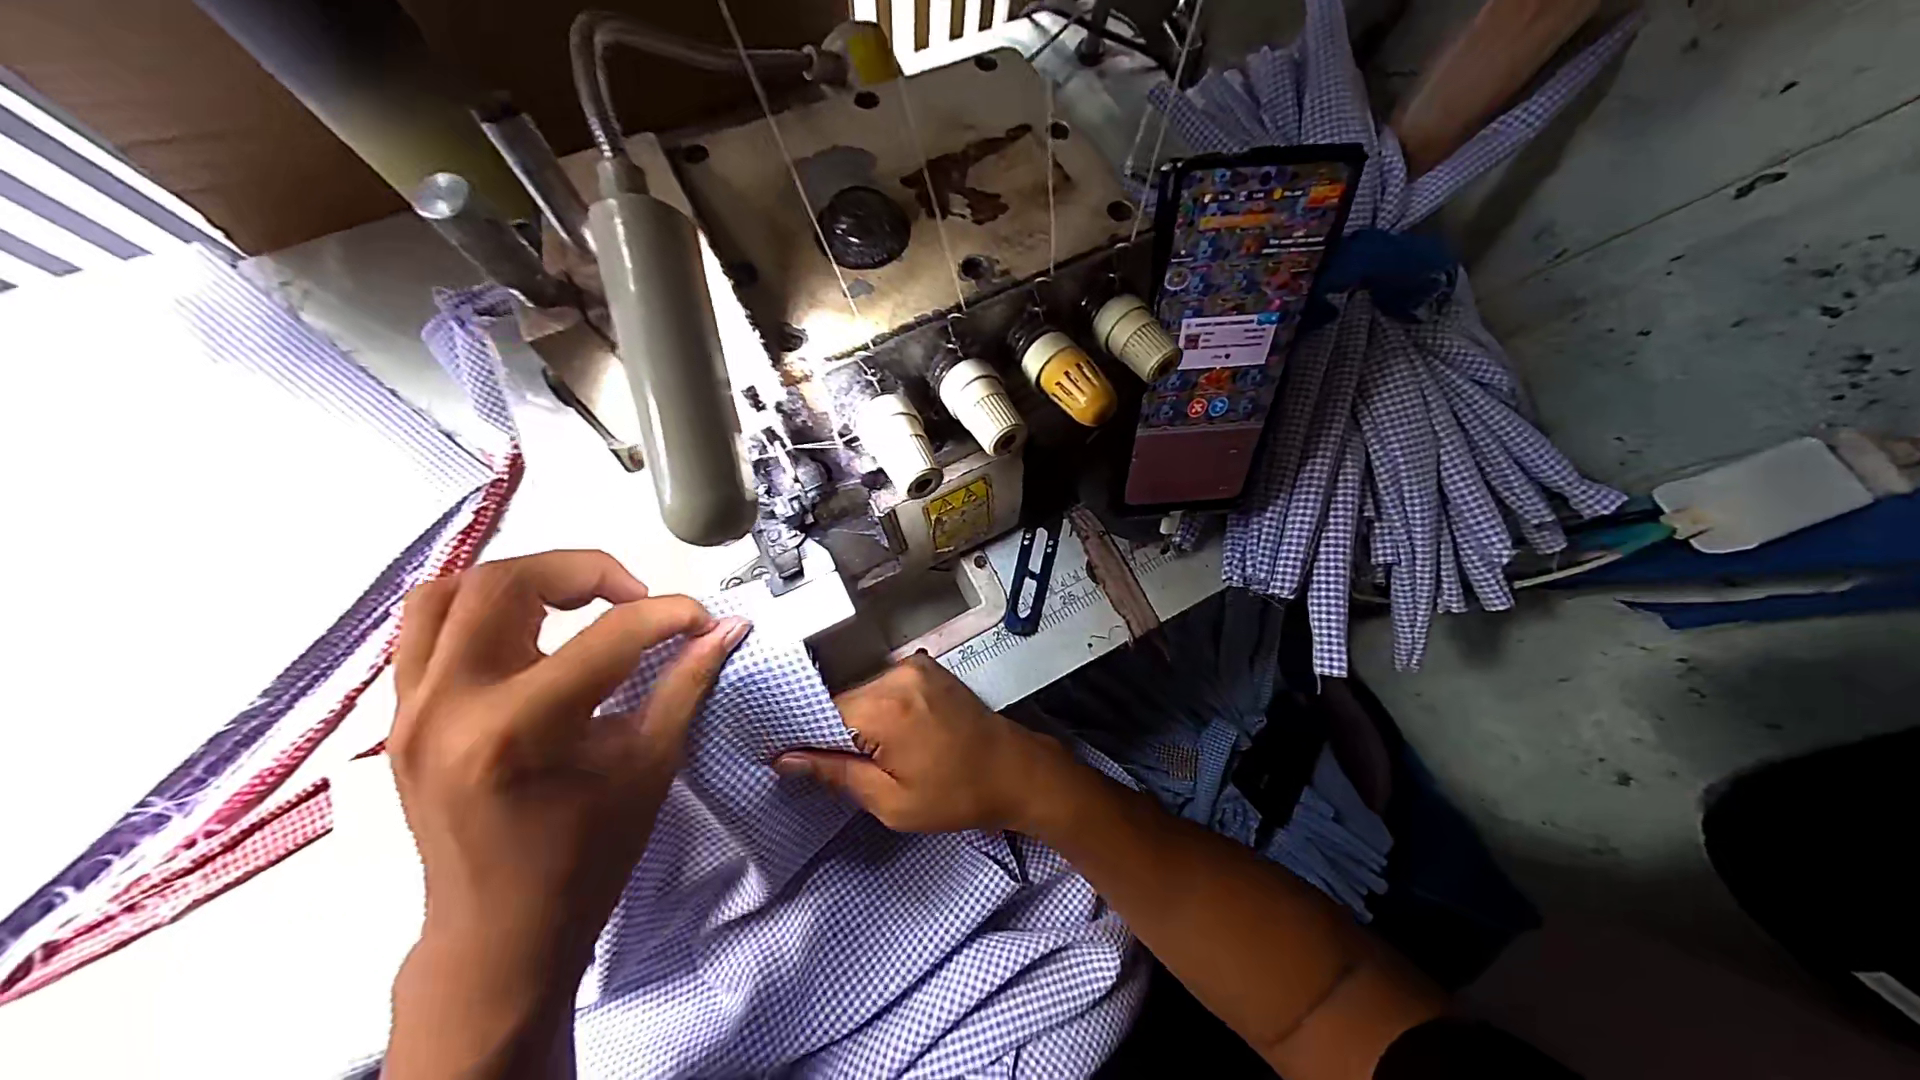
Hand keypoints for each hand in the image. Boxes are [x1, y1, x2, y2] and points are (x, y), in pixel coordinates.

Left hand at [388, 550, 749, 966]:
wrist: (500, 931)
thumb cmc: (586, 856)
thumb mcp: (650, 764)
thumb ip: (686, 682)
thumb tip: (726, 628)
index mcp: (521, 729)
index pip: (608, 634)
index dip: (668, 614)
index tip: (702, 619)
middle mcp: (449, 706)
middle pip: (508, 583)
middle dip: (586, 570)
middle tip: (633, 595)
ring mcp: (409, 711)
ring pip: (448, 592)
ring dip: (523, 579)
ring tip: (573, 600)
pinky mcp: (398, 718)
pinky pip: (424, 630)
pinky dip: (479, 608)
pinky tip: (525, 630)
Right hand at [772, 654, 1071, 833]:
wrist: (1015, 770)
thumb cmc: (957, 794)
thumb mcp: (891, 802)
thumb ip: (834, 773)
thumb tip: (784, 759)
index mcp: (884, 707)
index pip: (818, 713)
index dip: (805, 740)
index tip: (794, 761)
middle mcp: (895, 674)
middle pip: (839, 701)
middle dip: (835, 733)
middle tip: (848, 767)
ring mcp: (913, 666)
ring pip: (860, 693)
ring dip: (859, 721)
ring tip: (881, 752)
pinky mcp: (925, 667)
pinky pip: (883, 686)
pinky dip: (880, 708)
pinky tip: (897, 734)